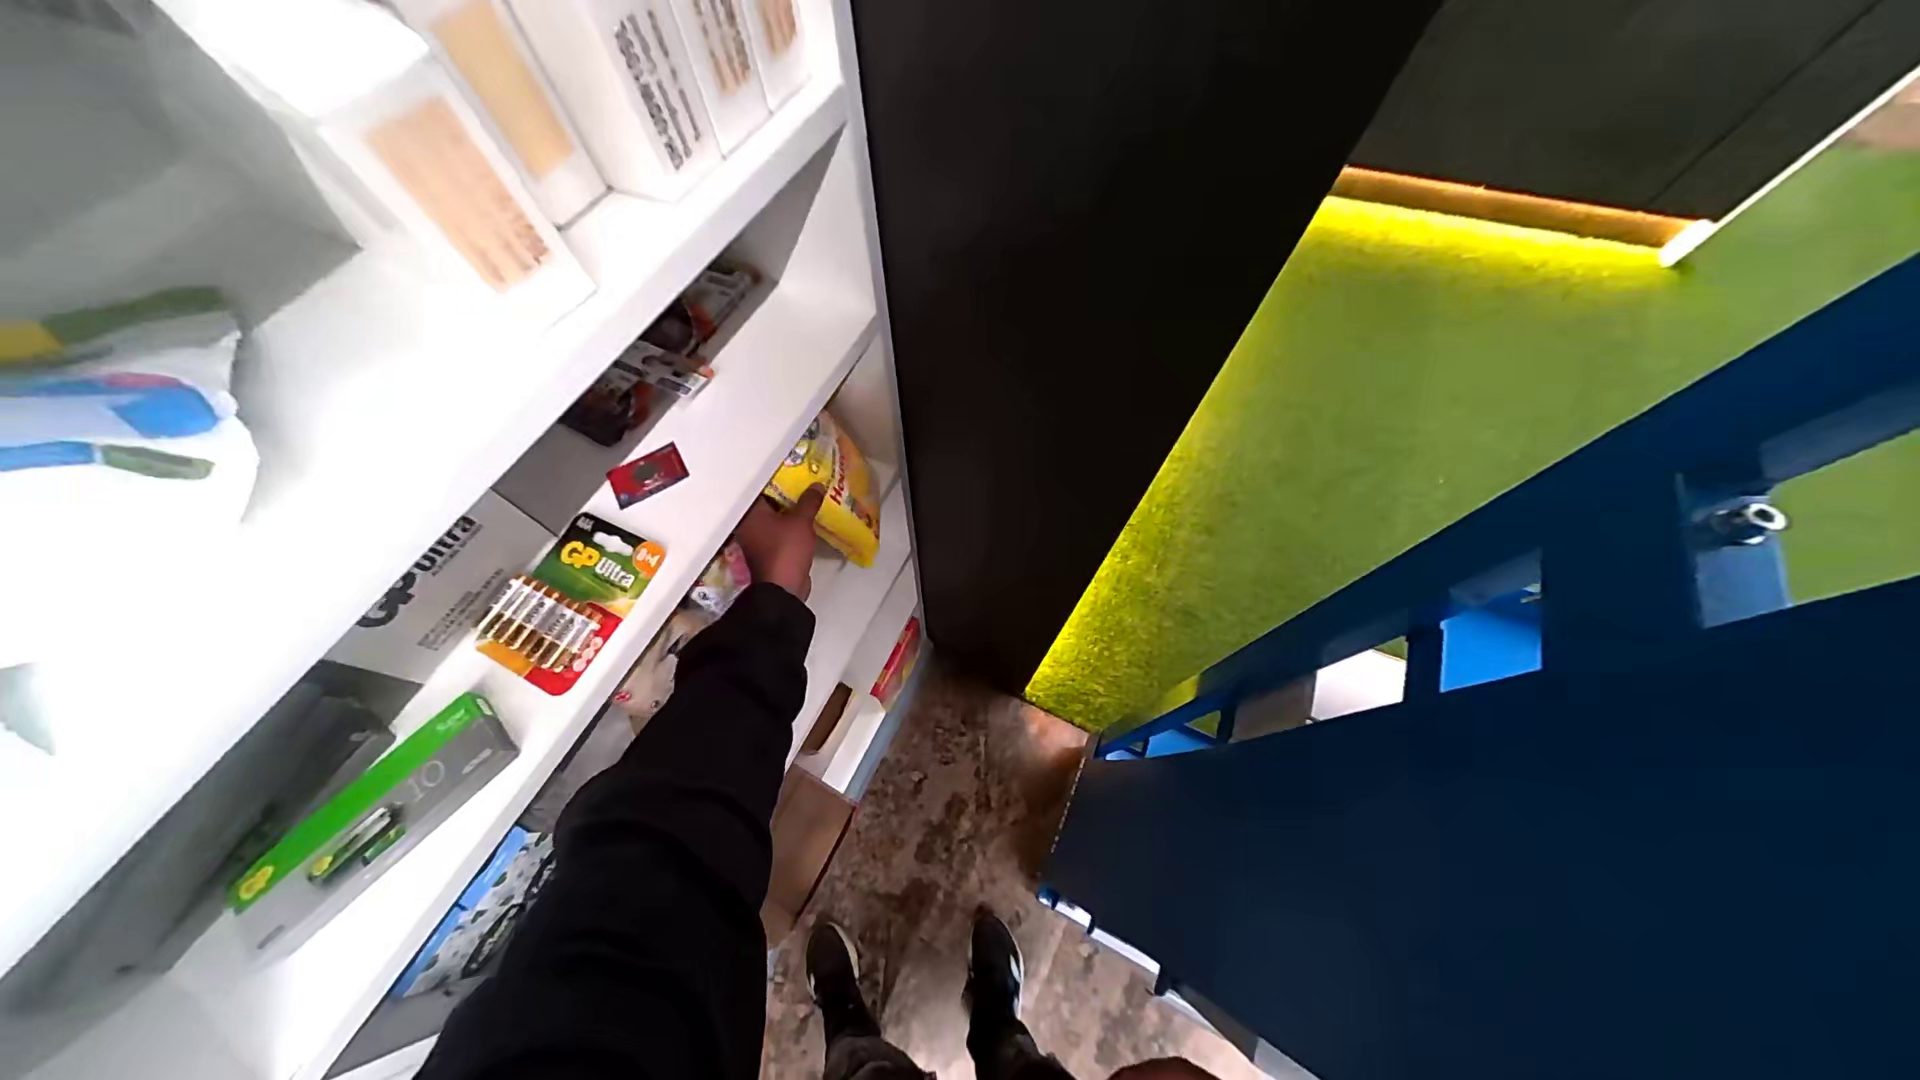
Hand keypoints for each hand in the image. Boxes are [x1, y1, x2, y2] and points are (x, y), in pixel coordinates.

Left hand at [734, 487, 824, 599]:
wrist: (784, 588)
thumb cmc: (786, 550)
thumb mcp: (801, 521)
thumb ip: (809, 501)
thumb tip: (817, 486)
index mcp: (751, 514)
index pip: (762, 488)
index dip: (779, 479)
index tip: (794, 472)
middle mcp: (750, 525)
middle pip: (770, 504)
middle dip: (787, 496)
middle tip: (805, 484)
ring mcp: (759, 540)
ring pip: (776, 519)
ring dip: (791, 513)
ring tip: (809, 500)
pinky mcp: (770, 552)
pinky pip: (782, 533)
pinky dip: (792, 527)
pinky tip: (807, 521)